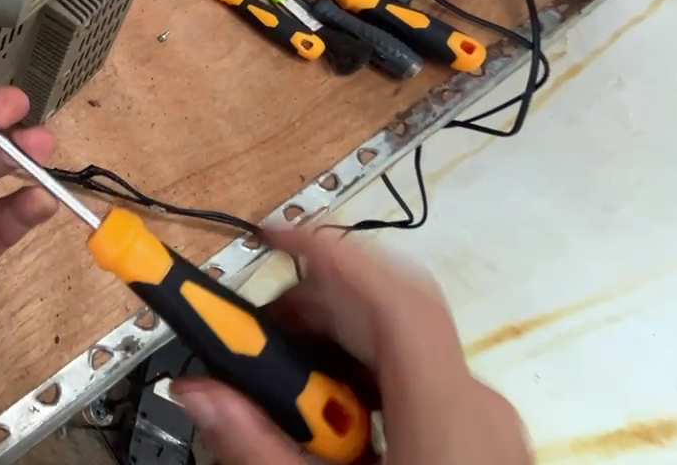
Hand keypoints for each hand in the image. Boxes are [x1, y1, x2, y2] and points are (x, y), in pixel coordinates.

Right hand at [165, 226, 529, 464]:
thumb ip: (256, 447)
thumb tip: (193, 390)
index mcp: (446, 415)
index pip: (393, 298)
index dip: (329, 252)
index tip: (269, 233)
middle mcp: (474, 404)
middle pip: (379, 312)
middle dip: (305, 305)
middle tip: (250, 336)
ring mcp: (484, 420)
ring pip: (394, 339)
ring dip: (327, 339)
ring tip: (283, 385)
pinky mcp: (481, 437)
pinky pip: (410, 371)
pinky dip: (356, 368)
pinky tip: (328, 416)